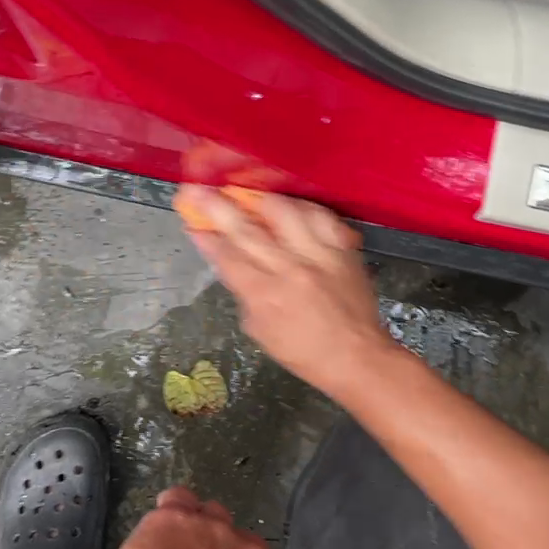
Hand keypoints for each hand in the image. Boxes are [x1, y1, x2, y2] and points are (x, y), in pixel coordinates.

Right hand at [175, 185, 401, 398]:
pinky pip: (320, 216)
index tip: (191, 220)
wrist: (357, 357)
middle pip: (247, 228)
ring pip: (285, 211)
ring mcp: (319, 254)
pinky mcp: (343, 249)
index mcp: (264, 294)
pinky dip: (302, 207)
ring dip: (261, 199)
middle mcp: (290, 268)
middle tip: (199, 190)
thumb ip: (243, 292)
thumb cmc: (302, 351)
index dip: (206, 236)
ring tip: (249, 194)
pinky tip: (291, 206)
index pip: (227, 255)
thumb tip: (228, 260)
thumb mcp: (259, 329)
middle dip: (218, 206)